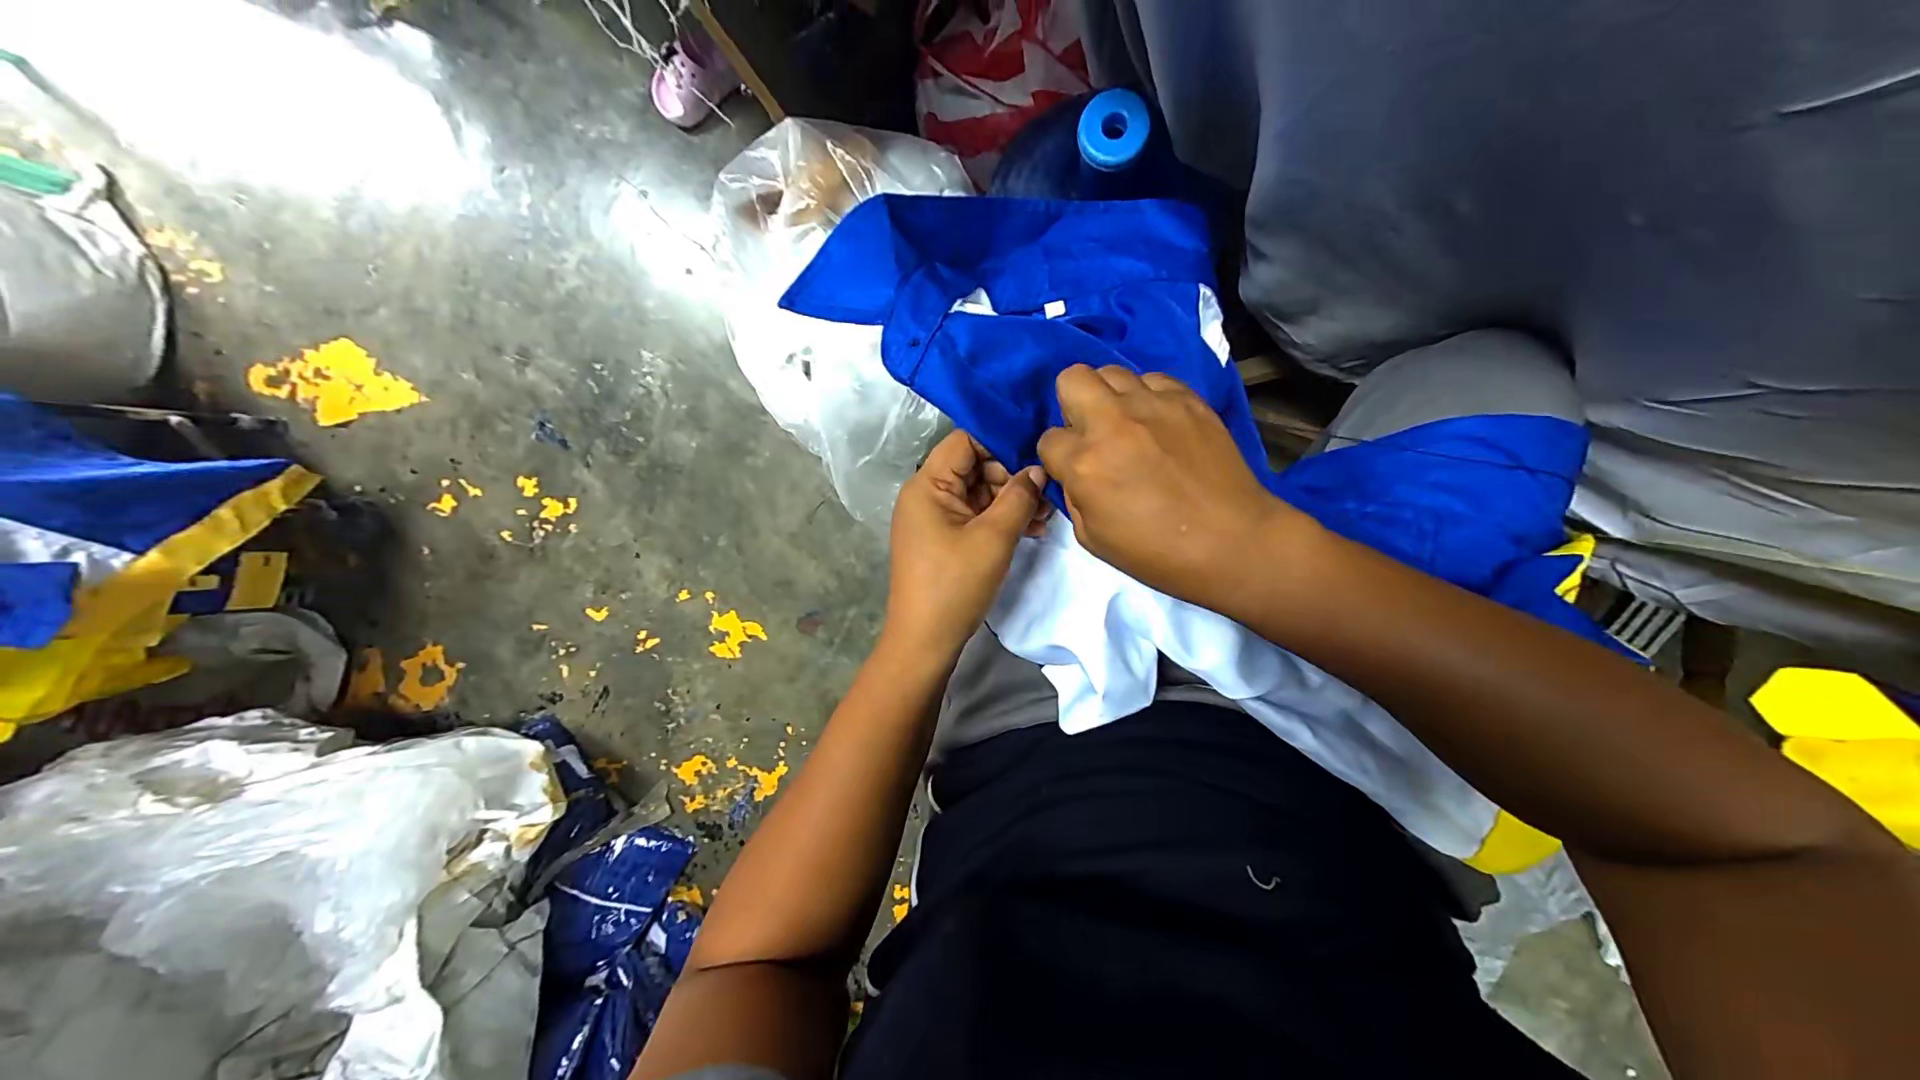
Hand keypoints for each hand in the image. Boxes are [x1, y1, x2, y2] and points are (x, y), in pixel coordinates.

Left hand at [884, 430, 1050, 661]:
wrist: (925, 641)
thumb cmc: (955, 584)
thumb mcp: (993, 537)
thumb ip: (1019, 497)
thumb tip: (1038, 469)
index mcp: (926, 485)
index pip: (964, 440)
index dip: (1000, 445)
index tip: (1035, 461)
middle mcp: (926, 494)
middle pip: (974, 465)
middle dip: (1012, 477)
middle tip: (1046, 498)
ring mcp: (934, 518)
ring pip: (979, 493)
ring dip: (1012, 501)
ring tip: (1045, 518)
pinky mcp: (944, 539)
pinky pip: (976, 516)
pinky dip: (1001, 520)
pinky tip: (1032, 531)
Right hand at [1036, 365, 1307, 608]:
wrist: (1233, 543)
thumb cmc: (1158, 554)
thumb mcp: (1092, 539)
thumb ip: (1074, 495)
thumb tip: (1075, 472)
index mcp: (1085, 464)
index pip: (1048, 440)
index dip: (1058, 458)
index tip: (1075, 470)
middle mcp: (1113, 423)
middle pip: (1072, 379)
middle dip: (1072, 404)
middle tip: (1091, 431)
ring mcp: (1153, 406)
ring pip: (1112, 372)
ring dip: (1110, 397)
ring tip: (1126, 423)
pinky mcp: (1187, 400)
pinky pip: (1154, 379)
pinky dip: (1148, 397)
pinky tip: (1159, 423)